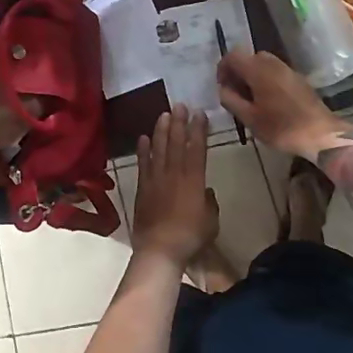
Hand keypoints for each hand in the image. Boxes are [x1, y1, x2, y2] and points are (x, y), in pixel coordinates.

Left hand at [130, 104, 217, 264]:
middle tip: (180, 105)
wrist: (160, 247)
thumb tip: (204, 190)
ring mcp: (155, 179)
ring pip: (158, 150)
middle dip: (178, 123)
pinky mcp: (142, 187)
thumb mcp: (210, 219)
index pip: (196, 150)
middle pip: (176, 144)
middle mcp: (173, 175)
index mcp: (193, 181)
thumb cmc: (191, 236)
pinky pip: (143, 164)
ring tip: (164, 115)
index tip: (199, 114)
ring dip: (161, 131)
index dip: (198, 131)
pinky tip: (144, 138)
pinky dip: (143, 150)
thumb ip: (208, 201)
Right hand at [216, 50, 352, 158]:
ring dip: (253, 75)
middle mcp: (275, 66)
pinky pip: (277, 72)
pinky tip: (267, 100)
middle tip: (236, 90)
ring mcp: (291, 72)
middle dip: (239, 70)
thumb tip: (223, 88)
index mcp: (260, 71)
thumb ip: (230, 99)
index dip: (223, 68)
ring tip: (250, 96)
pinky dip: (267, 79)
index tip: (222, 86)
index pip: (234, 56)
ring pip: (265, 64)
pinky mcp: (301, 81)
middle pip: (250, 57)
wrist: (323, 137)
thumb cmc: (281, 128)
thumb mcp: (248, 117)